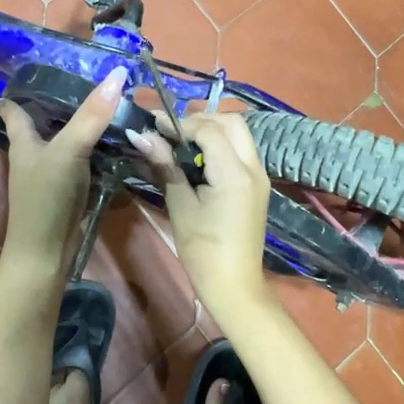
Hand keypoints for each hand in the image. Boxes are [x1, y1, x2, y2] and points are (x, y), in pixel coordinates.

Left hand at [0, 67, 125, 260]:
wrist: (45, 252)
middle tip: (85, 86)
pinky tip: (118, 147)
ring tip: (110, 110)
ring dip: (84, 131)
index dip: (15, 94)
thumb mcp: (70, 149)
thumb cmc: (46, 197)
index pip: (14, 111)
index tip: (22, 78)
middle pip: (45, 125)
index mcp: (24, 142)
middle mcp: (34, 156)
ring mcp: (51, 177)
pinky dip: (98, 156)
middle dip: (60, 107)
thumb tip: (118, 74)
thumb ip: (92, 115)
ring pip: (68, 145)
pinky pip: (84, 166)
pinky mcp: (69, 194)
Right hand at [129, 112, 271, 313]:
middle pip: (232, 122)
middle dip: (201, 119)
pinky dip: (221, 145)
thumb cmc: (203, 251)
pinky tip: (198, 159)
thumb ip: (166, 166)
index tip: (153, 124)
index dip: (179, 122)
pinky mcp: (258, 185)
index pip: (209, 130)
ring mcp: (260, 176)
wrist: (234, 285)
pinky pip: (242, 151)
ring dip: (212, 130)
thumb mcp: (181, 206)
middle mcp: (254, 167)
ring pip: (240, 134)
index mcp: (234, 173)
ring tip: (181, 142)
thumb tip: (142, 136)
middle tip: (171, 130)